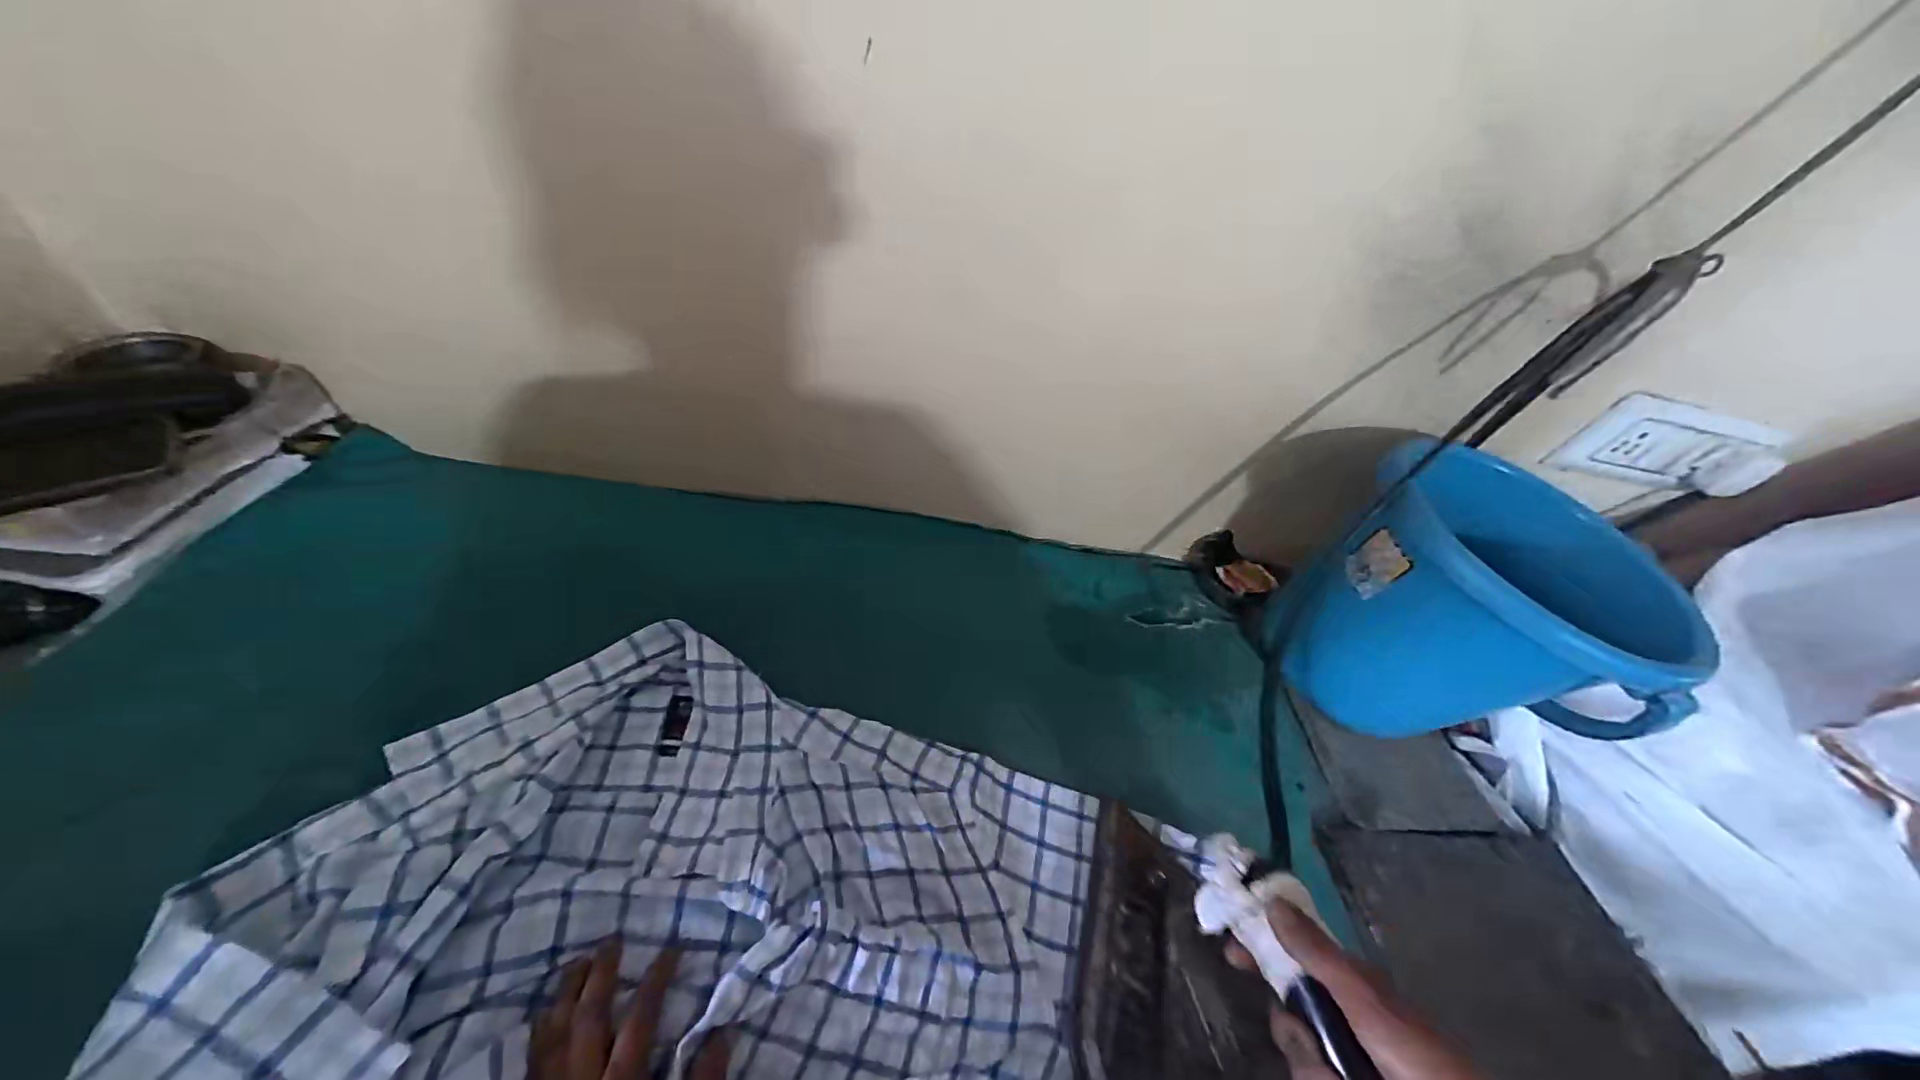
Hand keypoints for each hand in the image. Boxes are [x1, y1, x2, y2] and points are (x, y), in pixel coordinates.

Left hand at [529, 939, 729, 1079]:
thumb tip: (724, 1032)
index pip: (640, 1018)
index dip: (657, 978)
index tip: (673, 948)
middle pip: (589, 1017)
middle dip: (602, 973)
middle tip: (614, 939)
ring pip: (553, 1031)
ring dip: (566, 991)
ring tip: (580, 960)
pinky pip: (532, 1054)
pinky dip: (542, 1024)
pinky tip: (550, 1006)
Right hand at [1228, 900, 1482, 1079]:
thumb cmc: (1417, 1055)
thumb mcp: (1365, 1001)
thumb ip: (1318, 955)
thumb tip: (1273, 900)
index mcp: (1346, 987)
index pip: (1291, 956)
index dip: (1259, 951)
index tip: (1231, 953)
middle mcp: (1341, 1018)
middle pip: (1287, 1018)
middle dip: (1295, 1039)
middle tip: (1320, 1058)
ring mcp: (1344, 1057)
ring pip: (1299, 1057)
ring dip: (1317, 1073)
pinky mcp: (1341, 1077)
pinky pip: (1312, 1076)